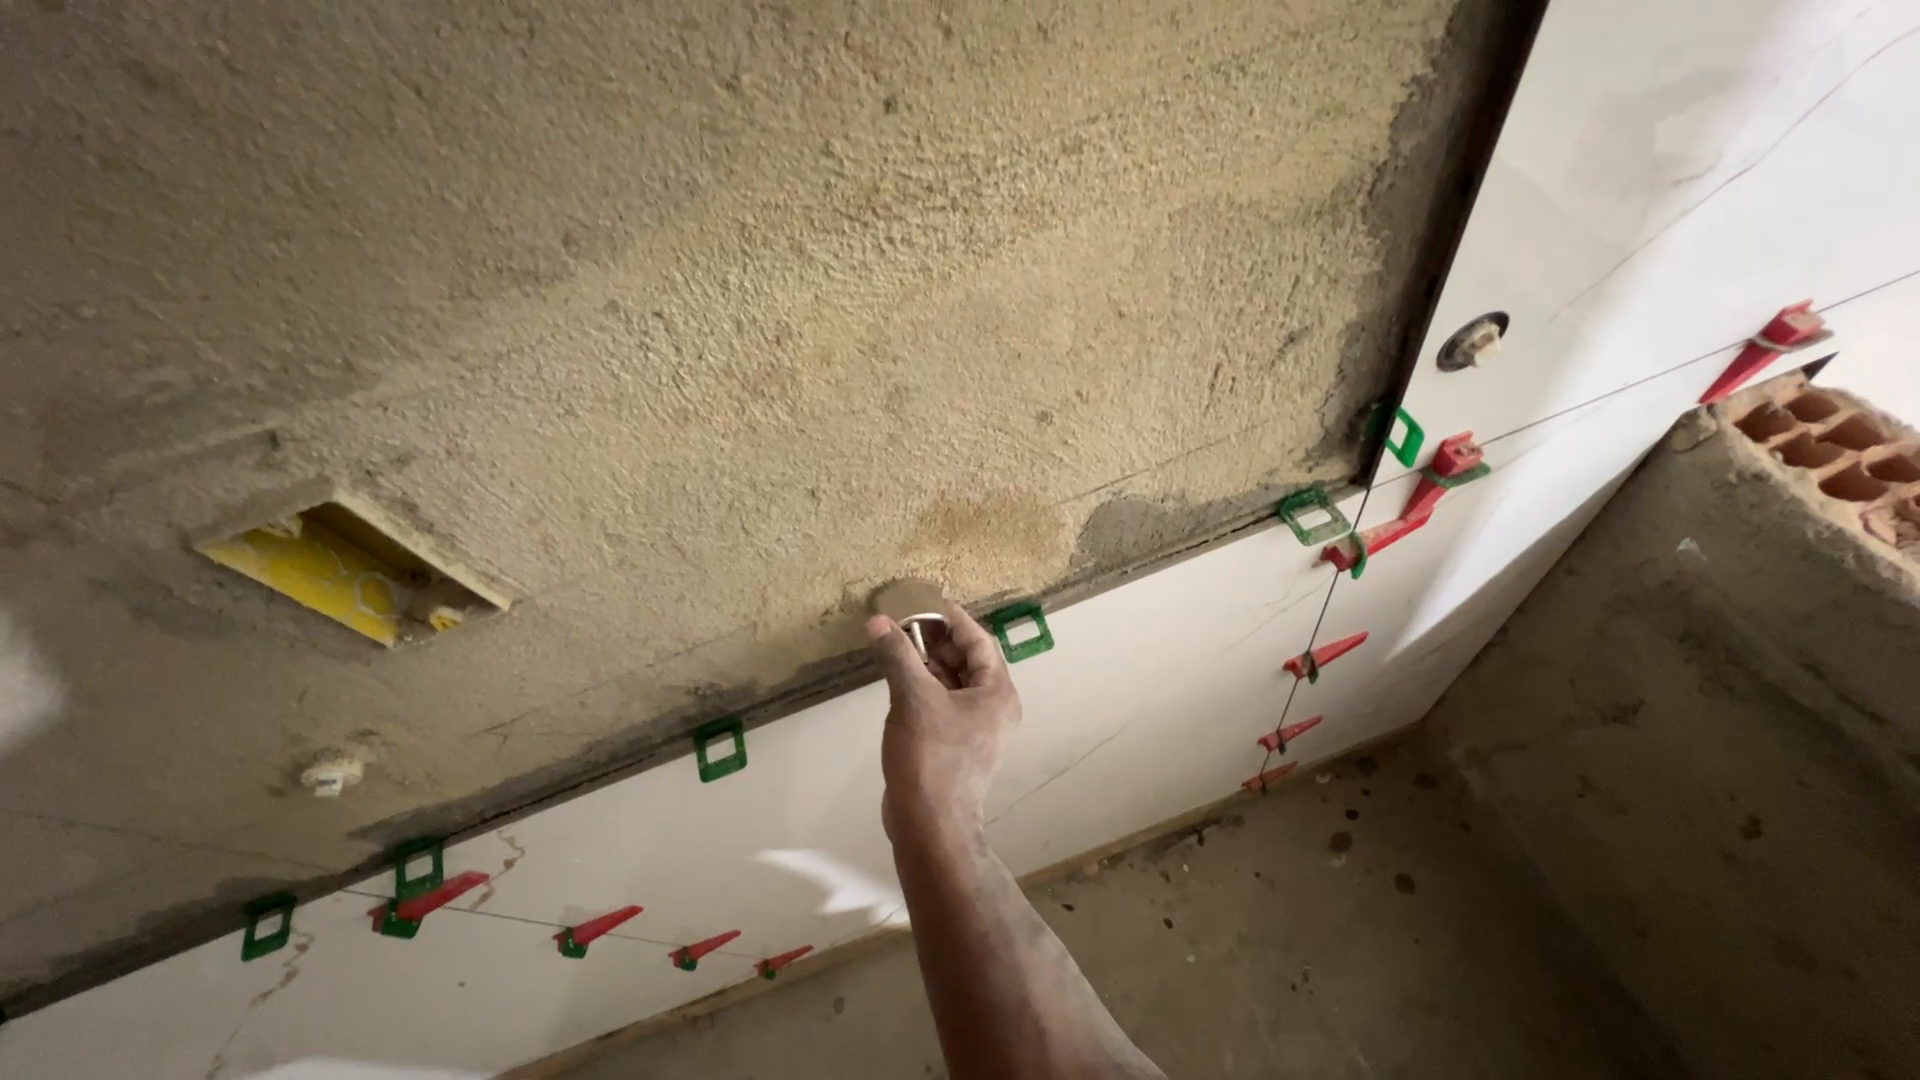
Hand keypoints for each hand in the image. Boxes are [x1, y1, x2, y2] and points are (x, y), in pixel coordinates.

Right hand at [867, 603, 1020, 840]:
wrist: (930, 825)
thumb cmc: (931, 757)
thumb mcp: (913, 698)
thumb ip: (897, 655)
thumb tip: (878, 621)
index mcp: (997, 692)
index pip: (979, 641)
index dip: (952, 618)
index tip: (924, 601)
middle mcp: (993, 707)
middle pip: (967, 660)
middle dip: (936, 639)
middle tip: (903, 621)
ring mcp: (975, 728)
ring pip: (952, 682)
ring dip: (927, 662)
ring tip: (896, 643)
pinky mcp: (955, 744)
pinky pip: (941, 703)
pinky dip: (923, 686)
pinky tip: (898, 677)